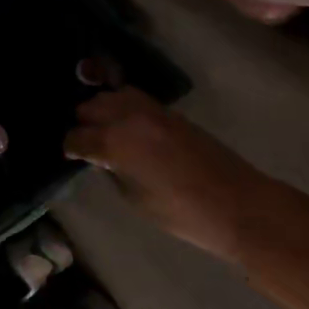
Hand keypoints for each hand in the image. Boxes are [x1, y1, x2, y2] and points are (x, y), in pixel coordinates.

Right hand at [63, 88, 270, 262]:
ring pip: (112, 96)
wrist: (239, 205)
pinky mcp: (170, 112)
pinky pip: (135, 99)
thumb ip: (111, 169)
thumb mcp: (134, 197)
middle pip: (90, 107)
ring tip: (103, 129)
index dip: (70, 148)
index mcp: (114, 142)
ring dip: (103, 110)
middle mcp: (128, 117)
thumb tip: (99, 158)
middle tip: (85, 143)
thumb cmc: (181, 213)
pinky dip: (123, 107)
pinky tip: (125, 125)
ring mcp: (152, 110)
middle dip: (83, 124)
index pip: (76, 137)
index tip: (70, 157)